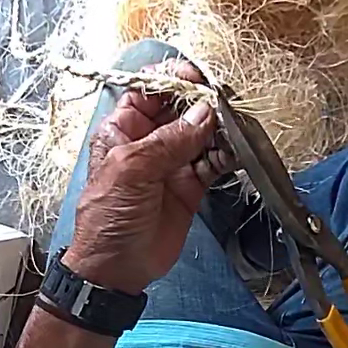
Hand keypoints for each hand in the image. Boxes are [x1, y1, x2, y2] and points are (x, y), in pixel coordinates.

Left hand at [65, 61, 223, 293]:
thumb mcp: (131, 170)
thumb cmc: (110, 216)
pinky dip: (227, 153)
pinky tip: (237, 148)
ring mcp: (172, 163)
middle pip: (180, 108)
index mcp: (123, 130)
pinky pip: (213, 160)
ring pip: (201, 132)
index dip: (171, 80)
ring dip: (220, 127)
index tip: (196, 79)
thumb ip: (169, 141)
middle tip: (225, 102)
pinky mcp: (191, 185)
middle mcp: (149, 141)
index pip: (148, 90)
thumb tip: (206, 113)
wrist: (117, 267)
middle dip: (202, 102)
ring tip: (235, 125)